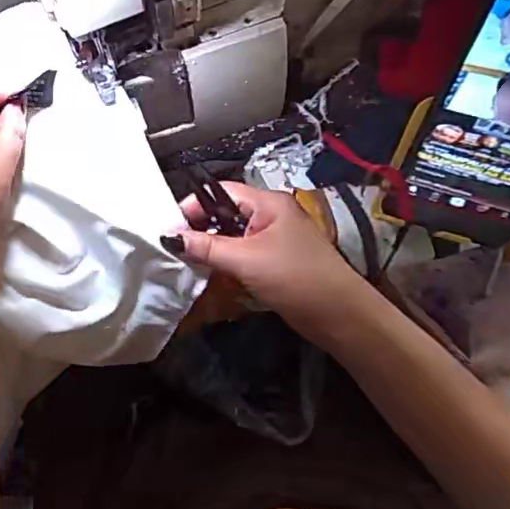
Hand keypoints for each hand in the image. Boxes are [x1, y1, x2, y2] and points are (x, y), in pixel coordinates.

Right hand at [177, 182, 372, 336]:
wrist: (340, 315)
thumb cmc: (295, 278)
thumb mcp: (245, 260)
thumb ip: (206, 247)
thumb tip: (169, 237)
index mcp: (268, 203)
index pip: (221, 192)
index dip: (194, 205)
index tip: (171, 227)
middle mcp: (270, 216)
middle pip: (224, 213)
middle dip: (199, 227)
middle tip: (175, 246)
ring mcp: (273, 239)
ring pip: (231, 235)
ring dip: (210, 247)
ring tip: (187, 260)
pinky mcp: (273, 261)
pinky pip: (240, 253)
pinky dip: (224, 260)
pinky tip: (209, 272)